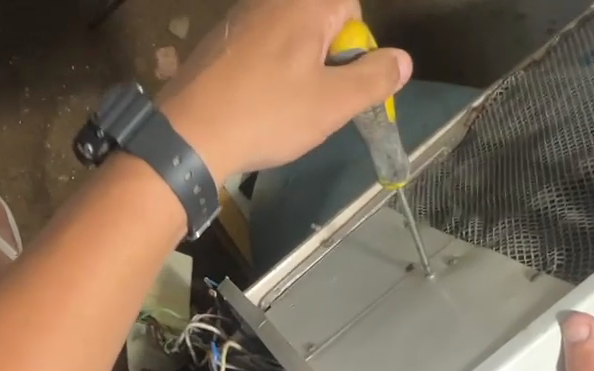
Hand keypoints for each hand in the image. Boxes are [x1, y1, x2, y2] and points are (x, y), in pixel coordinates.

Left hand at [159, 0, 411, 179]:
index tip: (341, 85)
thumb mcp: (332, 105)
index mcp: (307, 3)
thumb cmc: (267, 115)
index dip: (354, 49)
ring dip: (294, 71)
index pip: (352, 9)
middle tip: (312, 103)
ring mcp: (240, 18)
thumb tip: (403, 61)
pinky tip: (255, 106)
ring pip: (286, 39)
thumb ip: (373, 79)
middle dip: (324, 61)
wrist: (191, 135)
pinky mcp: (217, 43)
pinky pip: (256, 51)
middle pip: (318, 22)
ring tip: (282, 110)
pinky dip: (264, 75)